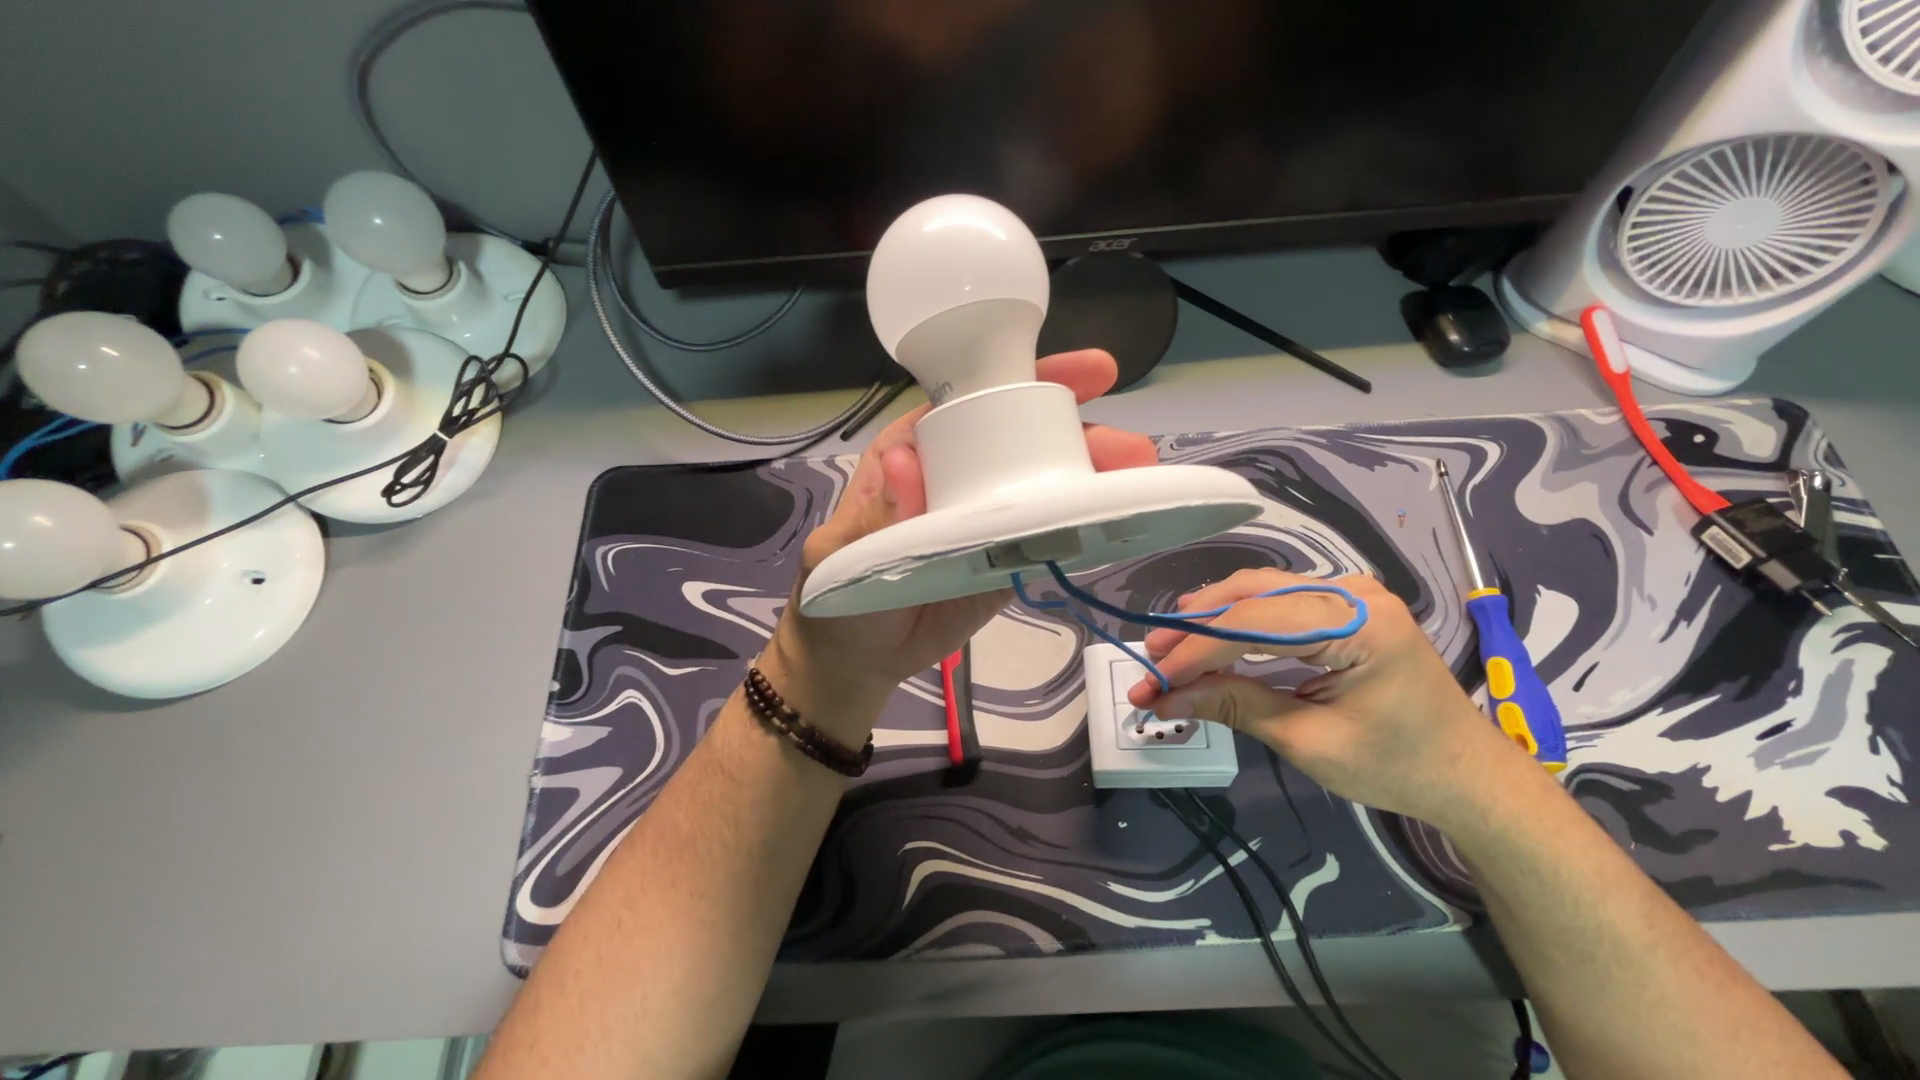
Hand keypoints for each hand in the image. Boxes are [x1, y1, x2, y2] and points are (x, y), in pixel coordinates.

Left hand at [764, 349, 1158, 739]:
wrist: (855, 660)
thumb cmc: (835, 597)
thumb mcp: (842, 555)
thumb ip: (875, 516)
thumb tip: (906, 462)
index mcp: (914, 453)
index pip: (971, 399)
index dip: (1024, 378)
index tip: (1081, 373)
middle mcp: (959, 476)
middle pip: (1023, 438)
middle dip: (1079, 432)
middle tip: (1127, 445)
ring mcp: (987, 519)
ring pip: (1045, 484)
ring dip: (1093, 477)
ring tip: (1138, 477)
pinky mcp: (1007, 560)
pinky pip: (1048, 537)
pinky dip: (1083, 527)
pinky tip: (1120, 519)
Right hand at [1125, 569, 1527, 826]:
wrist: (1466, 774)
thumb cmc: (1397, 765)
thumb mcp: (1309, 741)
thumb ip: (1236, 706)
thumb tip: (1166, 698)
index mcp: (1360, 624)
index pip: (1255, 623)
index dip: (1196, 651)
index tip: (1153, 679)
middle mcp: (1355, 593)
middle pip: (1254, 595)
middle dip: (1196, 629)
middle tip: (1151, 660)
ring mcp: (1352, 594)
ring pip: (1261, 590)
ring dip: (1211, 620)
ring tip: (1169, 649)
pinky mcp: (1345, 607)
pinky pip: (1279, 602)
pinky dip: (1238, 621)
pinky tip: (1208, 635)